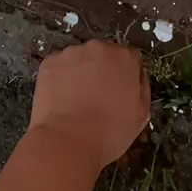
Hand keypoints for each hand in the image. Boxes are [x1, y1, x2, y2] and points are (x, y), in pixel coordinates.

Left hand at [25, 40, 149, 168]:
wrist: (68, 142)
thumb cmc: (109, 133)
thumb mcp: (140, 115)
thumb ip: (142, 87)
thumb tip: (136, 75)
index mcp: (124, 58)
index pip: (129, 57)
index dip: (125, 74)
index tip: (119, 90)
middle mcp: (98, 48)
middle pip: (102, 54)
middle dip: (101, 70)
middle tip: (97, 96)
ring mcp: (71, 53)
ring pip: (79, 59)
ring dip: (80, 72)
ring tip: (76, 100)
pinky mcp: (49, 62)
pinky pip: (58, 67)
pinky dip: (60, 78)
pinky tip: (61, 100)